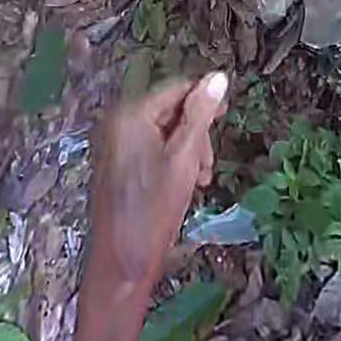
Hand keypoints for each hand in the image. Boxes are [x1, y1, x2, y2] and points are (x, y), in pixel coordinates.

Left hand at [85, 72, 228, 286]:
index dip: (205, 98)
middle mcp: (117, 122)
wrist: (121, 264)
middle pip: (170, 110)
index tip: (226, 116)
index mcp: (131, 114)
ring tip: (200, 178)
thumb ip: (200, 114)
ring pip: (164, 131)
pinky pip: (151, 148)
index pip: (177, 88)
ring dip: (188, 149)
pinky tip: (185, 183)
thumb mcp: (184, 156)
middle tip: (209, 163)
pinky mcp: (116, 164)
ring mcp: (114, 144)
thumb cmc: (154, 208)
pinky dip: (172, 160)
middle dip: (196, 133)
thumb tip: (218, 77)